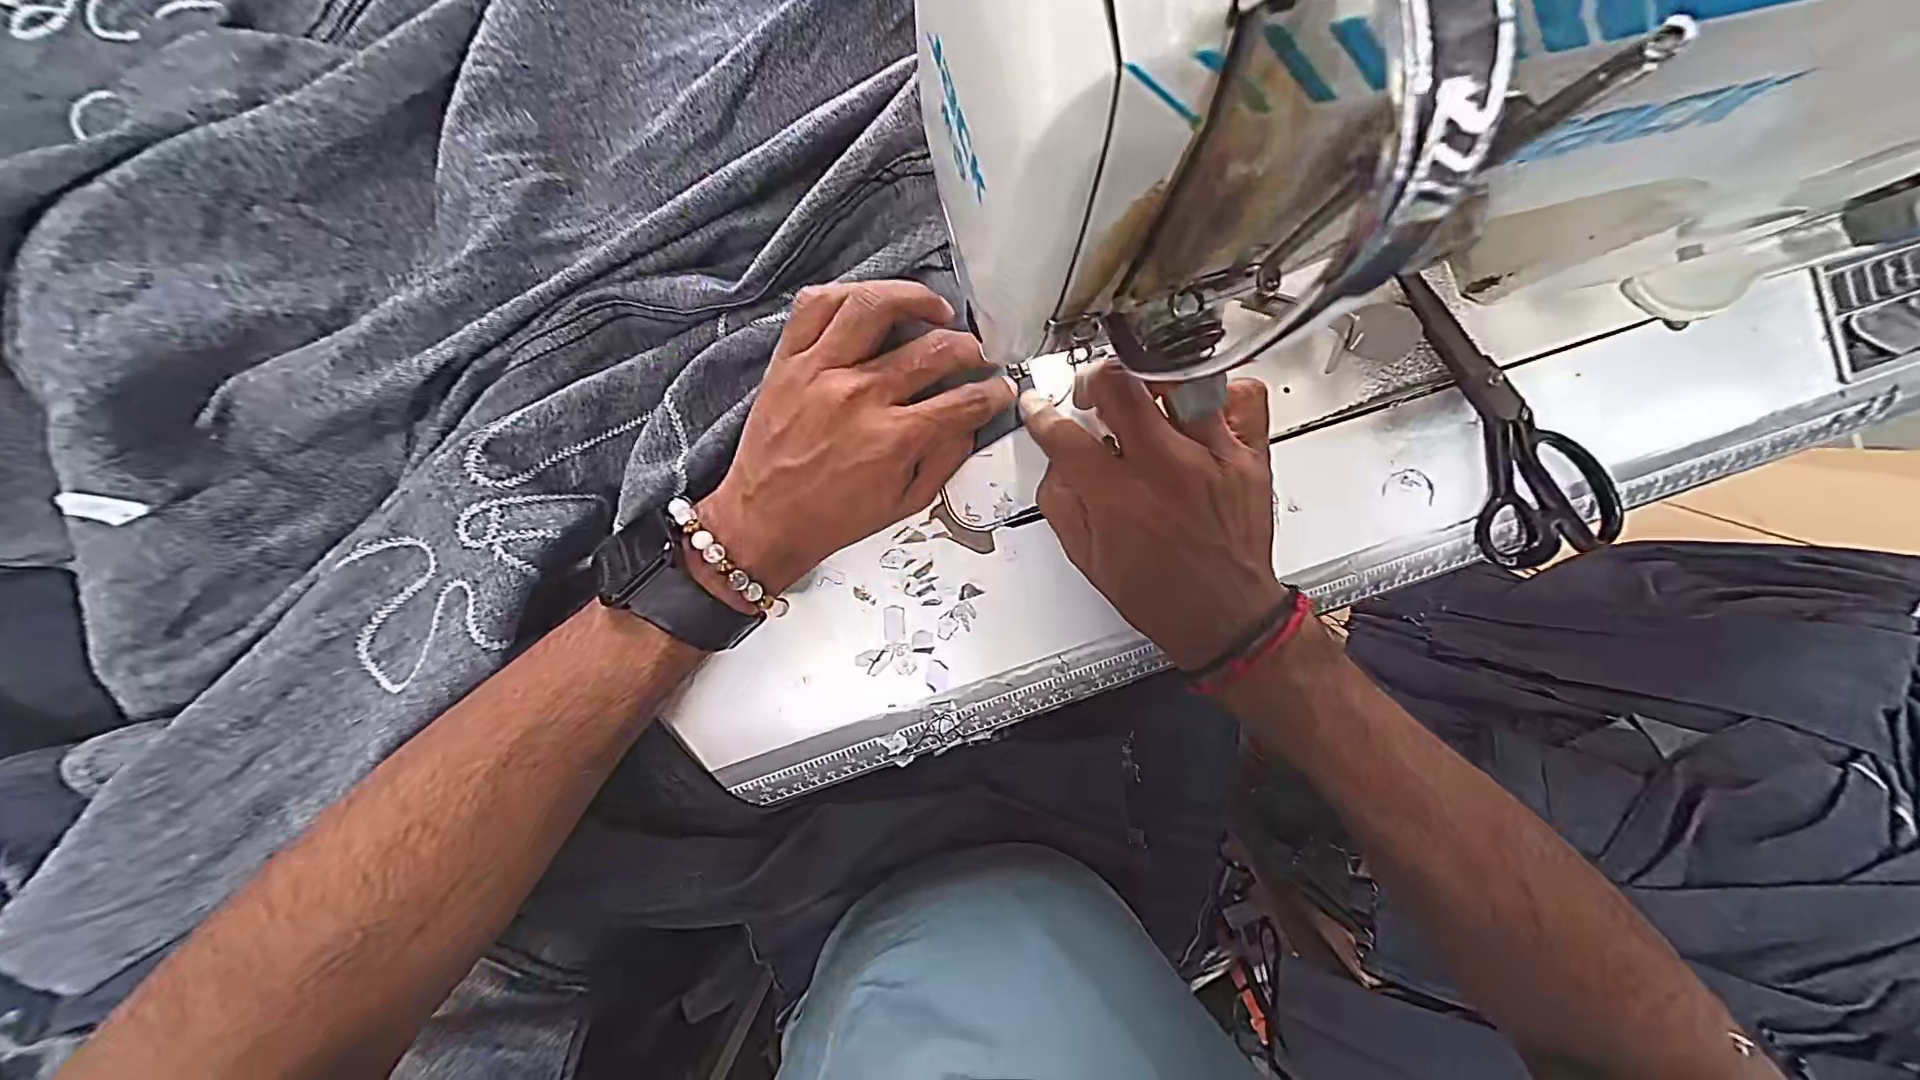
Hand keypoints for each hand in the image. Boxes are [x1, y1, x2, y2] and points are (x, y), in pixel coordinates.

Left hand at [696, 281, 1014, 605]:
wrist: (766, 520)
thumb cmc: (830, 517)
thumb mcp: (905, 502)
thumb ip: (945, 460)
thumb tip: (971, 425)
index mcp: (894, 439)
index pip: (965, 401)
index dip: (994, 391)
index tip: (999, 387)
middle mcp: (860, 398)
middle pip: (934, 349)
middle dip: (971, 349)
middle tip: (976, 354)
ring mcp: (821, 372)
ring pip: (876, 306)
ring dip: (916, 299)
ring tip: (933, 309)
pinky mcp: (789, 362)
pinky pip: (816, 305)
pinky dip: (848, 293)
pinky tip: (870, 303)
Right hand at [1020, 362, 1282, 670]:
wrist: (1223, 616)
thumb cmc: (1160, 593)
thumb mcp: (1087, 555)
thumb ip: (1061, 502)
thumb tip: (1055, 462)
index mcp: (1116, 498)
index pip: (1064, 434)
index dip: (1041, 414)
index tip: (1040, 408)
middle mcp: (1165, 469)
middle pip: (1118, 387)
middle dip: (1092, 381)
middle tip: (1092, 394)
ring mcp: (1211, 458)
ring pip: (1179, 379)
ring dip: (1149, 381)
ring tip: (1143, 397)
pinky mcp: (1249, 457)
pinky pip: (1242, 394)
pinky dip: (1218, 392)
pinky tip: (1198, 409)